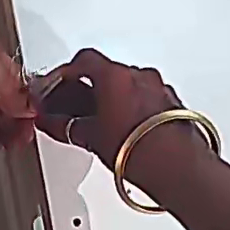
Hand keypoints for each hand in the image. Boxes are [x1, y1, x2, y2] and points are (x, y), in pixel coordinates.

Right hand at [32, 49, 217, 201]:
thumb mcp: (91, 138)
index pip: (84, 60)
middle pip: (108, 71)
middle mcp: (140, 75)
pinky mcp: (173, 103)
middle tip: (77, 104)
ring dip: (114, 97)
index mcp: (116, 76)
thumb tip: (52, 123)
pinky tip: (127, 128)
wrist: (177, 168)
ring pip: (130, 84)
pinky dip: (134, 107)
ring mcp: (159, 88)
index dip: (66, 72)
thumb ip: (66, 125)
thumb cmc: (138, 150)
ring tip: (103, 121)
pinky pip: (147, 97)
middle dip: (90, 86)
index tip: (58, 83)